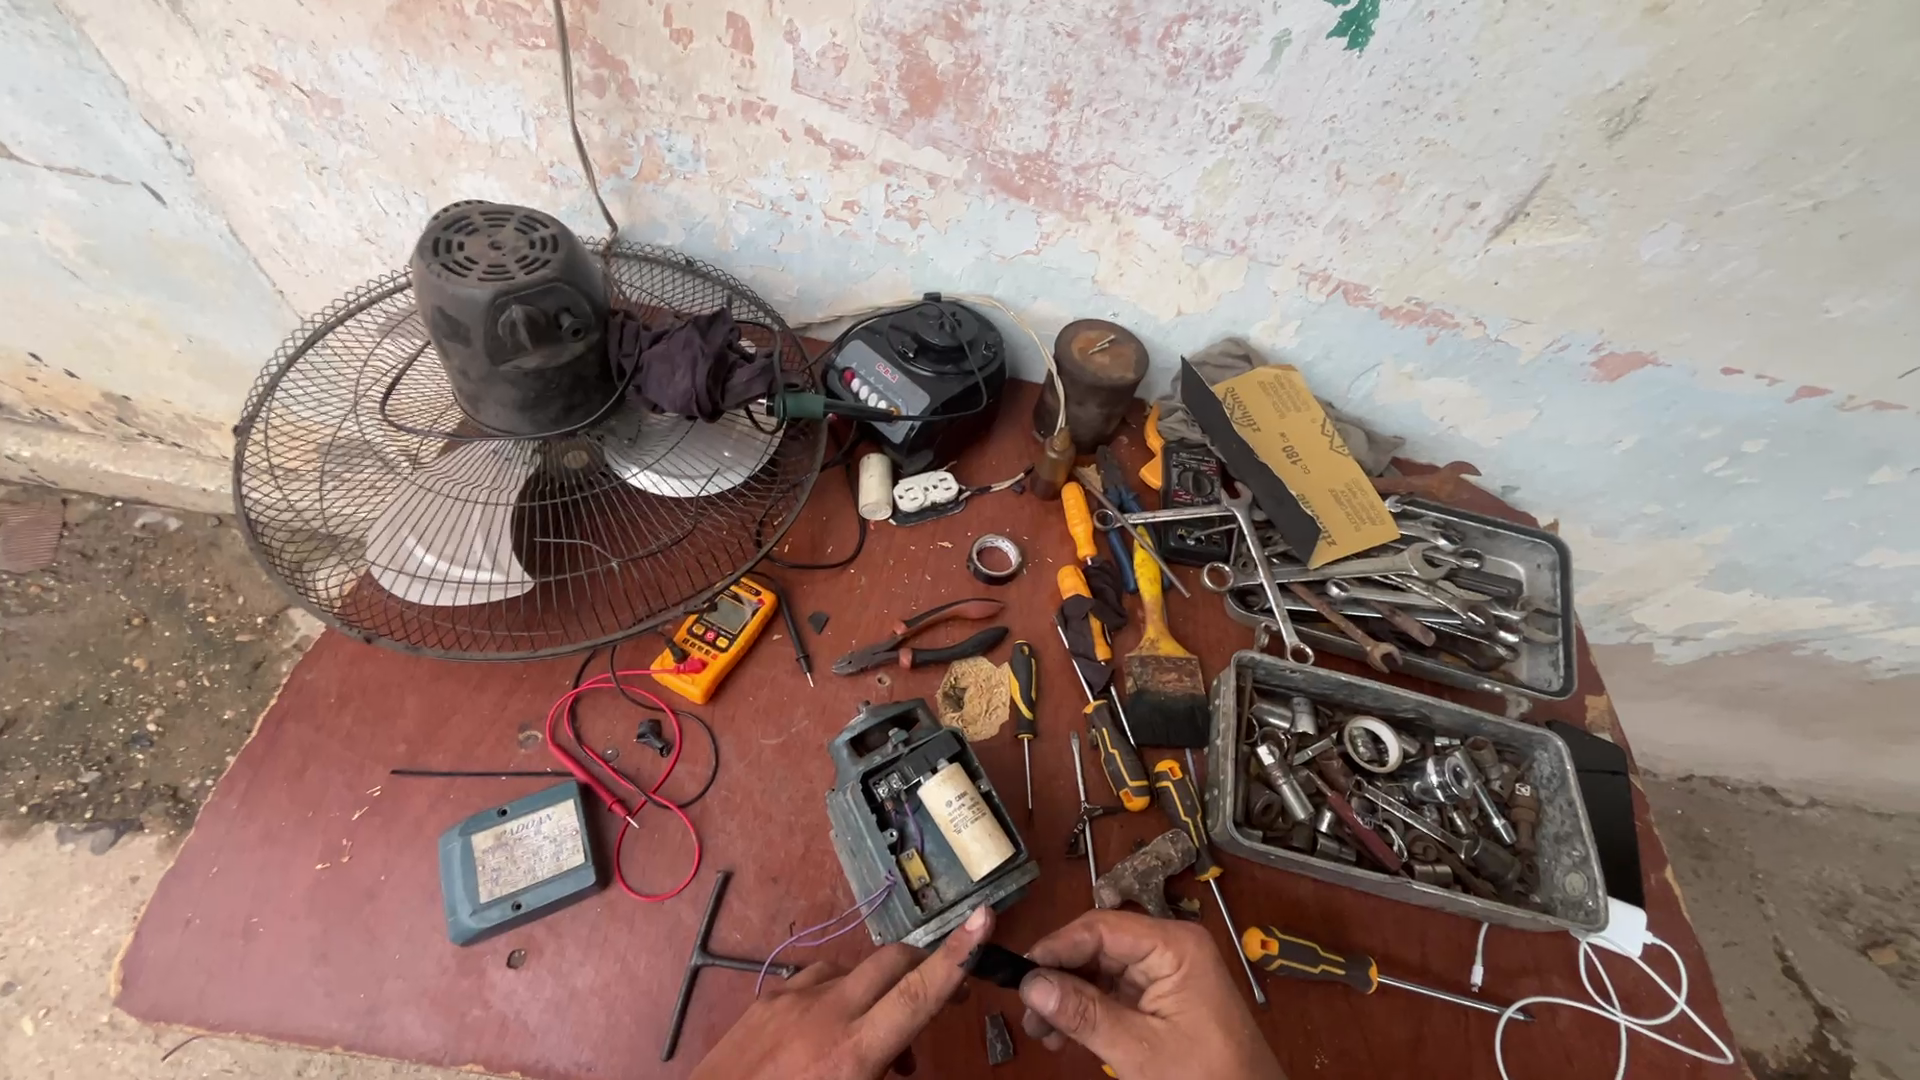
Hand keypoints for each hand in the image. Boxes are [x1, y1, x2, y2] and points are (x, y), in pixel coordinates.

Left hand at [690, 905, 993, 1079]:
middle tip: (943, 993)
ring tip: (876, 1038)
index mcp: (851, 1053)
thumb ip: (883, 1073)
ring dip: (877, 989)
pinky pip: (817, 980)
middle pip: (892, 963)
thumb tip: (901, 1062)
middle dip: (924, 965)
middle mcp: (827, 1012)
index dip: (955, 955)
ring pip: (854, 968)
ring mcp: (793, 998)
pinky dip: (837, 996)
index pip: (918, 994)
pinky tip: (826, 1030)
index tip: (984, 918)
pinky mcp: (766, 998)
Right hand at [1018, 910, 1284, 1079]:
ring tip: (1040, 1029)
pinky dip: (1089, 1011)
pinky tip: (1064, 1033)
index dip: (1057, 947)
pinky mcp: (1163, 996)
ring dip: (1069, 997)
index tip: (1019, 971)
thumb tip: (1030, 985)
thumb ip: (1084, 1013)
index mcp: (1173, 944)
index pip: (1101, 928)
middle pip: (1099, 947)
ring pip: (1101, 970)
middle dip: (1060, 977)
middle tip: (1025, 1007)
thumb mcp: (1140, 1051)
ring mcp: (1166, 971)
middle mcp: (1169, 946)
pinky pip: (1115, 992)